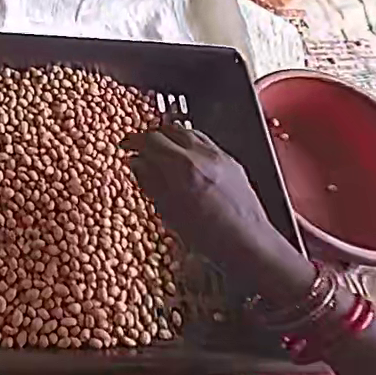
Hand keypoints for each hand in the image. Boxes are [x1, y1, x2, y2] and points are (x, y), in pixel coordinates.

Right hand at [122, 123, 313, 304]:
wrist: (248, 244)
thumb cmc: (211, 237)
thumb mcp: (169, 212)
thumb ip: (150, 182)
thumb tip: (137, 164)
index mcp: (182, 166)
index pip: (150, 140)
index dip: (133, 141)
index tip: (126, 146)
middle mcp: (201, 155)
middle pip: (168, 130)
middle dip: (151, 136)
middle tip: (141, 148)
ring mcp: (219, 156)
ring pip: (188, 132)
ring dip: (171, 137)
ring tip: (162, 151)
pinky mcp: (232, 161)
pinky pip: (205, 142)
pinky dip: (190, 143)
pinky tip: (185, 158)